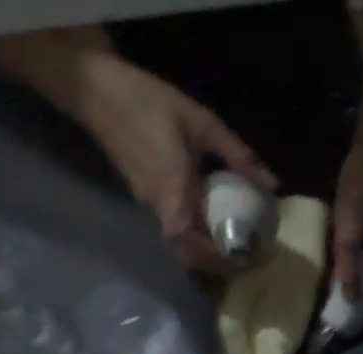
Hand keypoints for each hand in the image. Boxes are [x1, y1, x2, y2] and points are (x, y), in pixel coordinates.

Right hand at [69, 51, 276, 272]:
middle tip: (252, 257)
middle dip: (218, 261)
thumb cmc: (144, 100)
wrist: (89, 84)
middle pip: (186, 249)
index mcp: (170, 190)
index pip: (187, 242)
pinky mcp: (146, 192)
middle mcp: (156, 203)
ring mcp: (148, 200)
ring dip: (209, 249)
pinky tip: (222, 221)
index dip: (214, 258)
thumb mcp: (200, 121)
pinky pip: (176, 223)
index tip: (246, 259)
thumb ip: (237, 154)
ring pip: (181, 239)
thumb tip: (273, 185)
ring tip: (243, 244)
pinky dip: (199, 232)